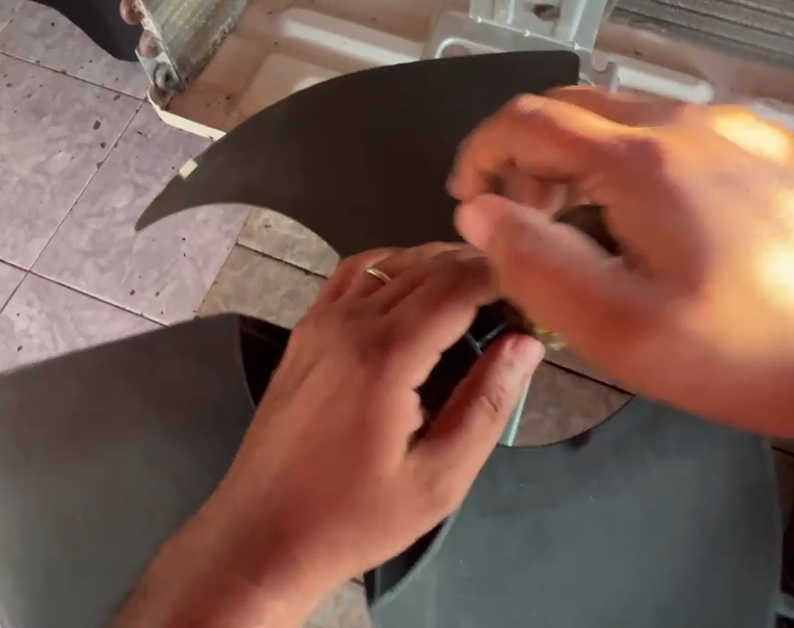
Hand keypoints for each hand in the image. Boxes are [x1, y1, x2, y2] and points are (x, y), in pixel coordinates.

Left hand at [119, 244, 545, 626]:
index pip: (455, 283)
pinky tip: (412, 291)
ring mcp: (322, 317)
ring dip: (436, 265)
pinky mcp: (306, 326)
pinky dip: (393, 267)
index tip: (531, 292)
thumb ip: (487, 404)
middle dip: (475, 269)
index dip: (499, 276)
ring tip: (471, 295)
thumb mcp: (438, 480)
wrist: (262, 533)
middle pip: (427, 264)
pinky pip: (356, 272)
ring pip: (392, 260)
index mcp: (385, 354)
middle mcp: (351, 320)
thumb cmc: (355, 516)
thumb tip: (526, 344)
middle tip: (511, 300)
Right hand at [448, 88, 793, 441]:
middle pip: (576, 108)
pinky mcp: (779, 151)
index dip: (481, 150)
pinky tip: (664, 217)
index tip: (468, 195)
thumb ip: (536, 263)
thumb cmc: (756, 350)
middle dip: (528, 154)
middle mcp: (688, 124)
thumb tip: (480, 212)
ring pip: (631, 118)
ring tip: (587, 223)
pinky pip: (683, 134)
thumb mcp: (624, 330)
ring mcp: (741, 131)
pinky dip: (638, 160)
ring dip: (583, 157)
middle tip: (522, 217)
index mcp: (641, 158)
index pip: (528, 120)